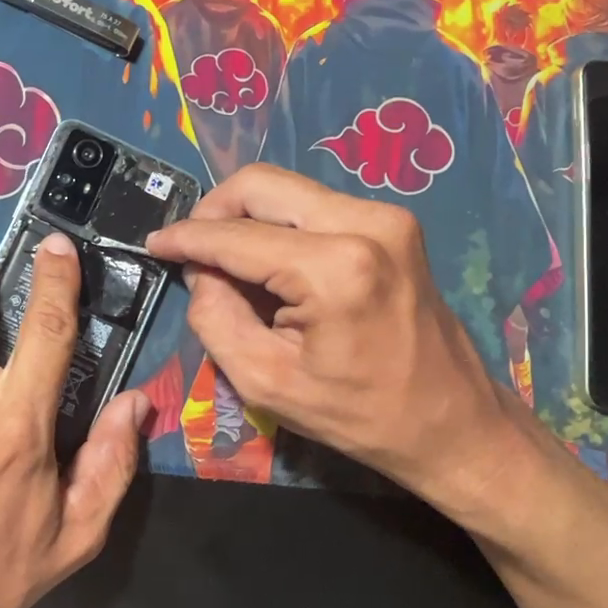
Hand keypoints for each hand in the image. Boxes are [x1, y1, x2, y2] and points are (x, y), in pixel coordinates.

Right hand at [145, 164, 526, 514]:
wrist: (453, 423)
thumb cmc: (358, 414)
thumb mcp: (263, 381)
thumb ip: (214, 316)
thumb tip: (202, 271)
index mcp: (334, 268)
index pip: (234, 235)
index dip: (185, 238)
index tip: (153, 244)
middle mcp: (365, 223)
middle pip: (259, 184)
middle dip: (213, 210)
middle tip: (191, 249)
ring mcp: (386, 216)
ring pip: (284, 189)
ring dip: (245, 218)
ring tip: (229, 264)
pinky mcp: (393, 222)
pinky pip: (311, 204)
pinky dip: (276, 225)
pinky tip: (270, 266)